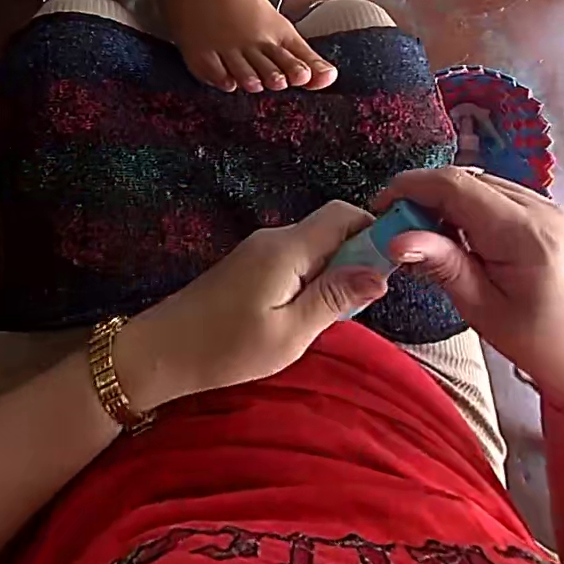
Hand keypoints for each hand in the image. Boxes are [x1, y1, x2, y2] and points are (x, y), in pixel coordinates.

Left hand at [113, 201, 389, 411]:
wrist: (165, 348)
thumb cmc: (227, 347)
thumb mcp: (290, 333)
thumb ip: (335, 298)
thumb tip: (381, 270)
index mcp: (286, 248)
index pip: (341, 214)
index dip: (375, 229)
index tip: (398, 263)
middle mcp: (272, 238)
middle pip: (330, 227)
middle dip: (359, 254)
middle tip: (370, 300)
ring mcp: (258, 249)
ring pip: (314, 244)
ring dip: (336, 269)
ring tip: (341, 312)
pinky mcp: (250, 263)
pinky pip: (295, 258)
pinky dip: (314, 276)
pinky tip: (312, 310)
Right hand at [374, 168, 563, 408]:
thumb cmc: (532, 339)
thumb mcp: (478, 305)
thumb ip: (439, 263)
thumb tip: (393, 240)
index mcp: (524, 234)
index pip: (454, 186)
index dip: (410, 187)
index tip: (381, 207)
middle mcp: (539, 209)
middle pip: (462, 178)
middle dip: (421, 194)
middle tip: (397, 225)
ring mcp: (545, 206)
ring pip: (473, 181)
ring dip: (440, 199)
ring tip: (424, 233)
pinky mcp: (543, 210)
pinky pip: (489, 192)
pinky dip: (461, 204)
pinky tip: (454, 233)